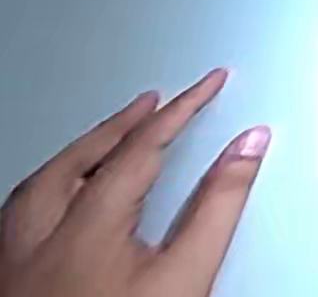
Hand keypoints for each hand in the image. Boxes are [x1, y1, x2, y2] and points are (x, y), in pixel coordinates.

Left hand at [2, 70, 268, 296]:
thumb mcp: (191, 265)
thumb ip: (223, 198)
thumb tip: (251, 140)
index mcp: (82, 234)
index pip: (138, 151)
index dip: (179, 110)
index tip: (211, 82)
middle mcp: (31, 249)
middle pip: (67, 169)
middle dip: (116, 127)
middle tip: (156, 100)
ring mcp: (8, 273)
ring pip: (30, 196)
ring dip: (79, 155)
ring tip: (114, 134)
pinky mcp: (7, 289)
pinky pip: (17, 222)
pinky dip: (53, 189)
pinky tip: (69, 194)